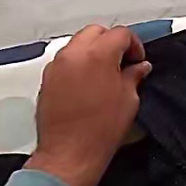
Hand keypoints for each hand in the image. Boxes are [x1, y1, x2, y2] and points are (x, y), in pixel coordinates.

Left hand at [26, 24, 151, 185]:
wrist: (69, 154)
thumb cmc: (101, 129)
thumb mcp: (128, 100)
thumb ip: (133, 76)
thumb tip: (138, 67)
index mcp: (98, 54)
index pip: (120, 34)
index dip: (134, 45)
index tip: (138, 61)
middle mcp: (74, 54)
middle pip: (96, 31)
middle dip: (111, 41)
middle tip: (123, 61)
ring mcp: (57, 65)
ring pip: (78, 43)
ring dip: (93, 50)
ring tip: (104, 73)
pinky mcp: (47, 78)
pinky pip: (66, 60)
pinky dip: (78, 63)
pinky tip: (88, 83)